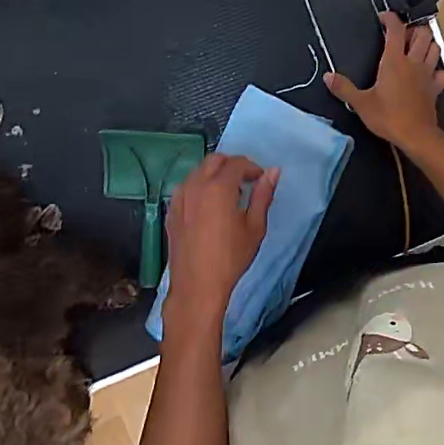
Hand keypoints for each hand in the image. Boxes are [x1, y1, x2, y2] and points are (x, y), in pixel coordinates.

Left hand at [164, 153, 277, 316]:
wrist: (198, 284)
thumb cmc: (232, 256)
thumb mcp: (255, 226)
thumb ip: (263, 195)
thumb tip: (273, 172)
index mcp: (218, 188)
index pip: (237, 163)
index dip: (252, 168)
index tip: (261, 180)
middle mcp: (195, 186)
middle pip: (214, 160)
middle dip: (232, 165)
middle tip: (246, 183)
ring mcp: (179, 197)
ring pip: (198, 171)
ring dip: (215, 175)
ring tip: (229, 195)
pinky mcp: (171, 210)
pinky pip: (186, 187)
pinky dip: (200, 187)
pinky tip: (209, 207)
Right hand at [325, 9, 443, 156]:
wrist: (416, 135)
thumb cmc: (388, 117)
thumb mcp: (361, 103)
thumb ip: (344, 88)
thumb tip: (328, 76)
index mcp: (394, 61)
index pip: (396, 29)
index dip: (391, 18)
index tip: (384, 17)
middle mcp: (414, 62)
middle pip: (422, 34)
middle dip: (414, 28)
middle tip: (403, 35)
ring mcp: (428, 74)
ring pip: (435, 48)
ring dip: (428, 43)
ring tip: (417, 48)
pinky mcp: (436, 88)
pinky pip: (442, 72)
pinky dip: (437, 68)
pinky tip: (430, 73)